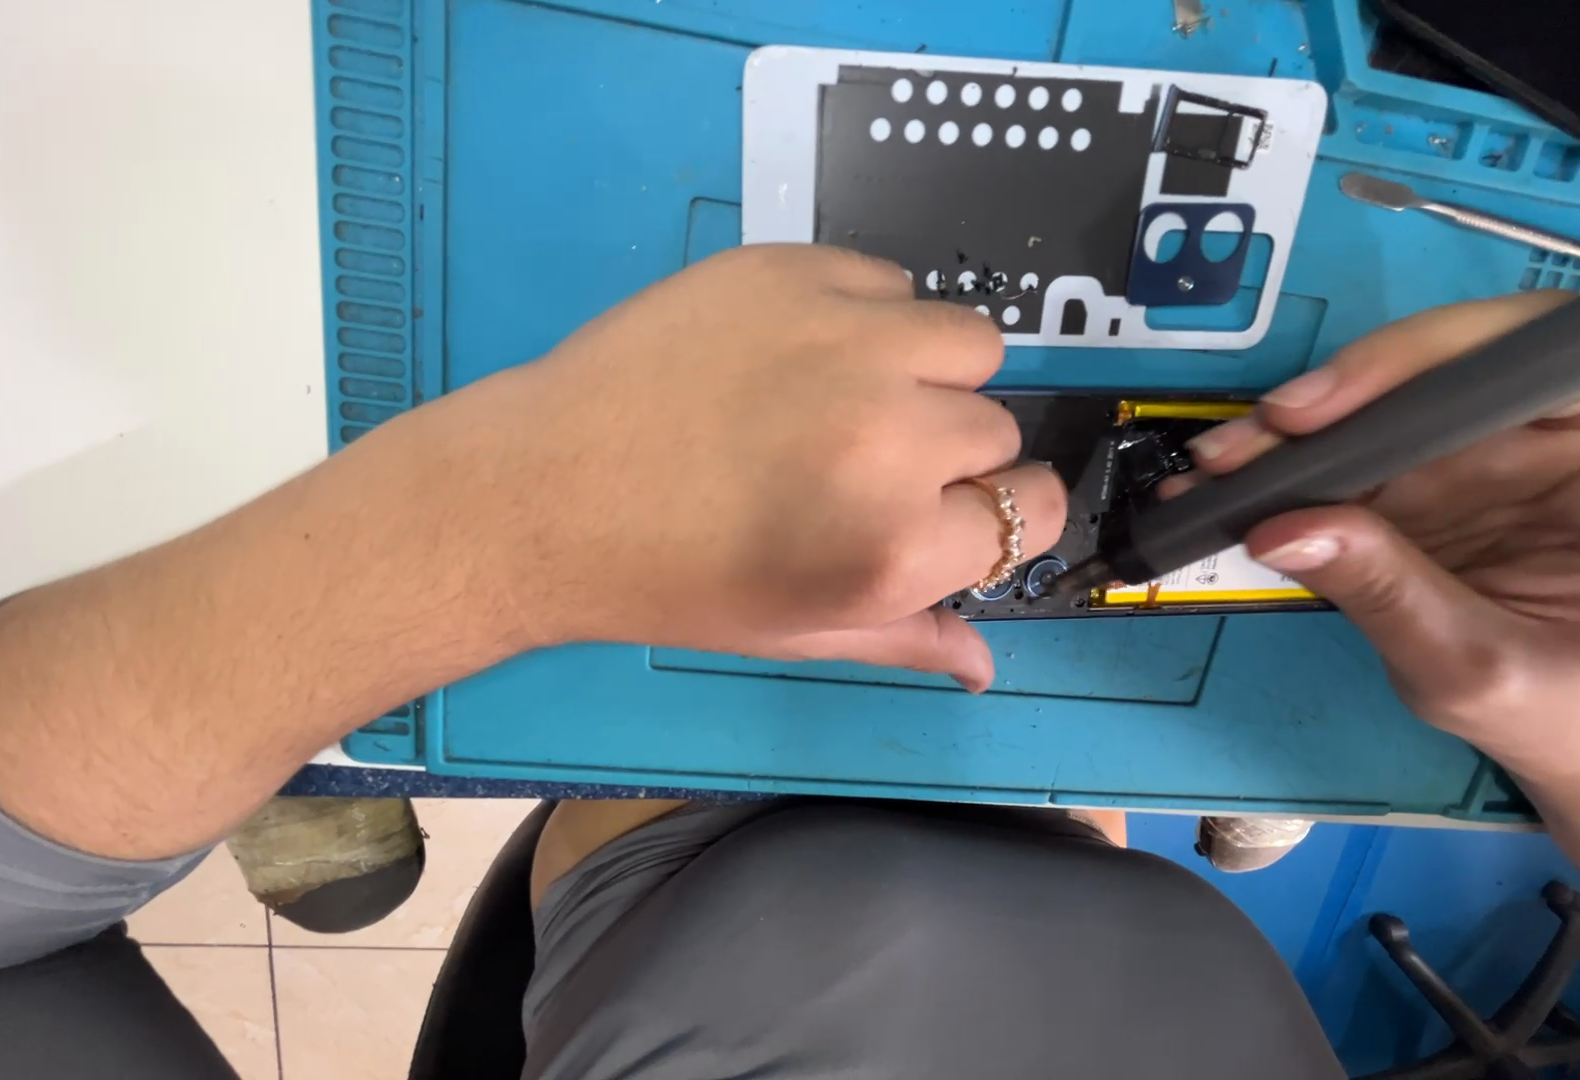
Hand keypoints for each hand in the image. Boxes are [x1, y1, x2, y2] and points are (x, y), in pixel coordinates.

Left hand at [404, 244, 1065, 690]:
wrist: (548, 493)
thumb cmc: (674, 581)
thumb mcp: (797, 630)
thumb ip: (905, 640)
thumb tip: (984, 664)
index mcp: (894, 546)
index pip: (1031, 511)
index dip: (995, 514)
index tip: (954, 509)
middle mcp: (889, 436)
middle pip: (995, 426)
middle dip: (947, 451)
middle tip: (863, 461)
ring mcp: (844, 339)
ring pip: (966, 340)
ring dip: (925, 372)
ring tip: (846, 394)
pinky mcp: (794, 271)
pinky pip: (890, 282)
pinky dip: (866, 316)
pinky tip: (797, 350)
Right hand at [1177, 291, 1579, 776]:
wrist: (1525, 720)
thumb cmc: (1542, 704)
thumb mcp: (1472, 670)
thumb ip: (1390, 595)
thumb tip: (1281, 529)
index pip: (1575, 362)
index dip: (1462, 355)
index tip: (1345, 405)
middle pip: (1463, 361)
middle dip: (1354, 387)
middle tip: (1270, 429)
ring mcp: (1490, 443)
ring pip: (1386, 394)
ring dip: (1294, 423)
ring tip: (1221, 462)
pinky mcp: (1420, 461)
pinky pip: (1343, 437)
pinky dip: (1277, 454)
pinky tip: (1224, 477)